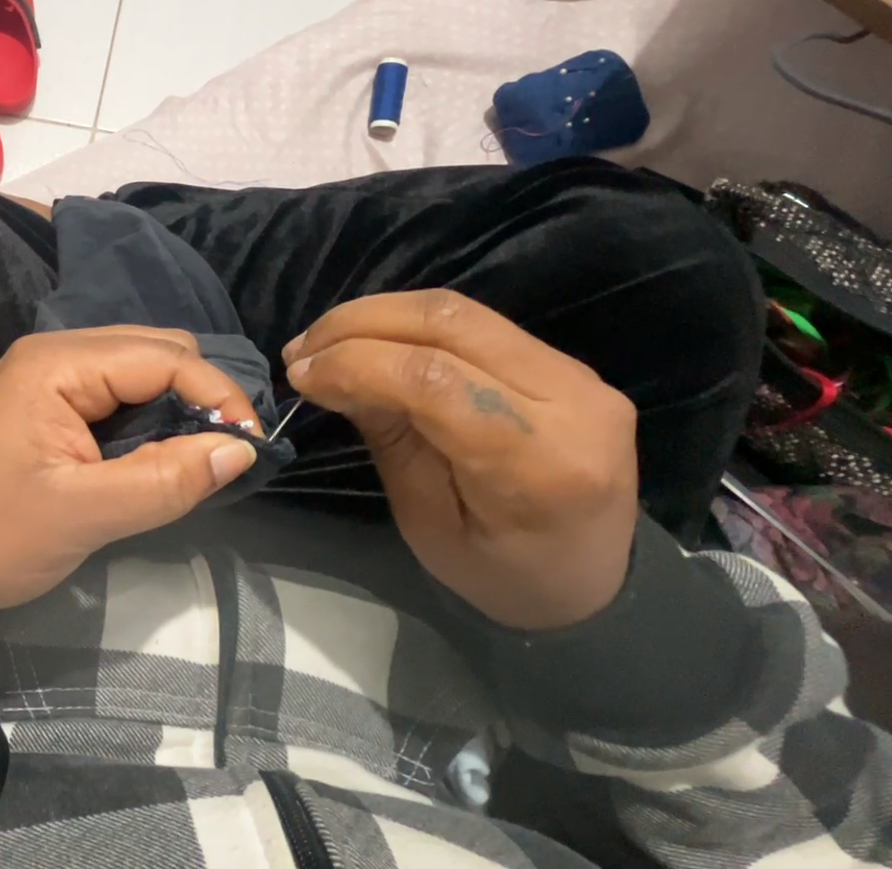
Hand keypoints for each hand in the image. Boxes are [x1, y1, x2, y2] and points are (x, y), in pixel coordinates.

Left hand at [0, 327, 261, 615]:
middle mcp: (54, 353)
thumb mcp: (82, 516)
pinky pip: (120, 392)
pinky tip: (160, 454)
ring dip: (178, 407)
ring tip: (197, 459)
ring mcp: (50, 374)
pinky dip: (151, 417)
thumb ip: (163, 480)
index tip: (249, 449)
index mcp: (54, 366)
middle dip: (200, 395)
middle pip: (155, 350)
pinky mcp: (52, 401)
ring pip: (142, 369)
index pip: (161, 356)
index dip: (216, 394)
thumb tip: (241, 450)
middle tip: (225, 456)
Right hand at [283, 290, 639, 629]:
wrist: (592, 581)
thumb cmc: (497, 571)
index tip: (299, 374)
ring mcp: (575, 373)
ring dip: (376, 315)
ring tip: (322, 341)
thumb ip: (385, 434)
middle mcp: (571, 401)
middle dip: (358, 324)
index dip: (354, 363)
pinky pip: (472, 323)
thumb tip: (323, 373)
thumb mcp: (424, 519)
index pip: (433, 379)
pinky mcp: (562, 362)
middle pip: (448, 323)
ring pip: (458, 311)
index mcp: (538, 463)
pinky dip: (405, 323)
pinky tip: (367, 341)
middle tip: (300, 350)